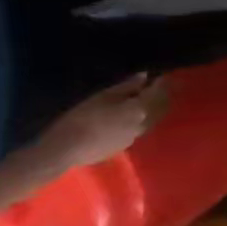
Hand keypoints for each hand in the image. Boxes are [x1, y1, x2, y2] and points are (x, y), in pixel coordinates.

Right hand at [37, 74, 166, 169]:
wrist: (65, 150)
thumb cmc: (82, 118)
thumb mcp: (103, 96)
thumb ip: (127, 86)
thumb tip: (145, 76)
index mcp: (141, 109)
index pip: (159, 92)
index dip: (161, 82)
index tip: (160, 75)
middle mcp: (144, 123)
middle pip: (161, 106)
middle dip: (161, 94)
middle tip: (156, 85)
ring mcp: (136, 136)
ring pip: (153, 118)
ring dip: (154, 107)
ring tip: (146, 98)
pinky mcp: (126, 145)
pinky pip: (142, 128)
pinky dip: (143, 118)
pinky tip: (133, 115)